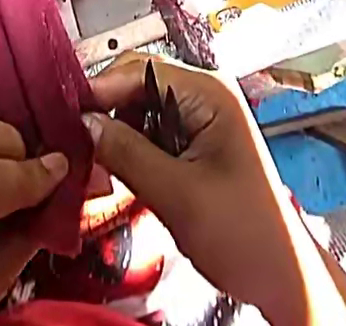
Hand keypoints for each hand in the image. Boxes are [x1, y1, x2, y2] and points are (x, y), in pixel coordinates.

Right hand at [84, 54, 345, 325]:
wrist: (281, 274)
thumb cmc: (243, 233)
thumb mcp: (178, 195)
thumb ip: (128, 154)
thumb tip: (84, 123)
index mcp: (209, 92)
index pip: (141, 70)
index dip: (100, 88)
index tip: (63, 112)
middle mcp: (204, 93)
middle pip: (139, 83)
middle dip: (106, 108)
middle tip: (71, 138)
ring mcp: (200, 115)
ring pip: (141, 106)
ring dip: (116, 128)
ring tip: (90, 157)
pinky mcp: (194, 138)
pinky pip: (152, 128)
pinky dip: (130, 144)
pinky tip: (115, 166)